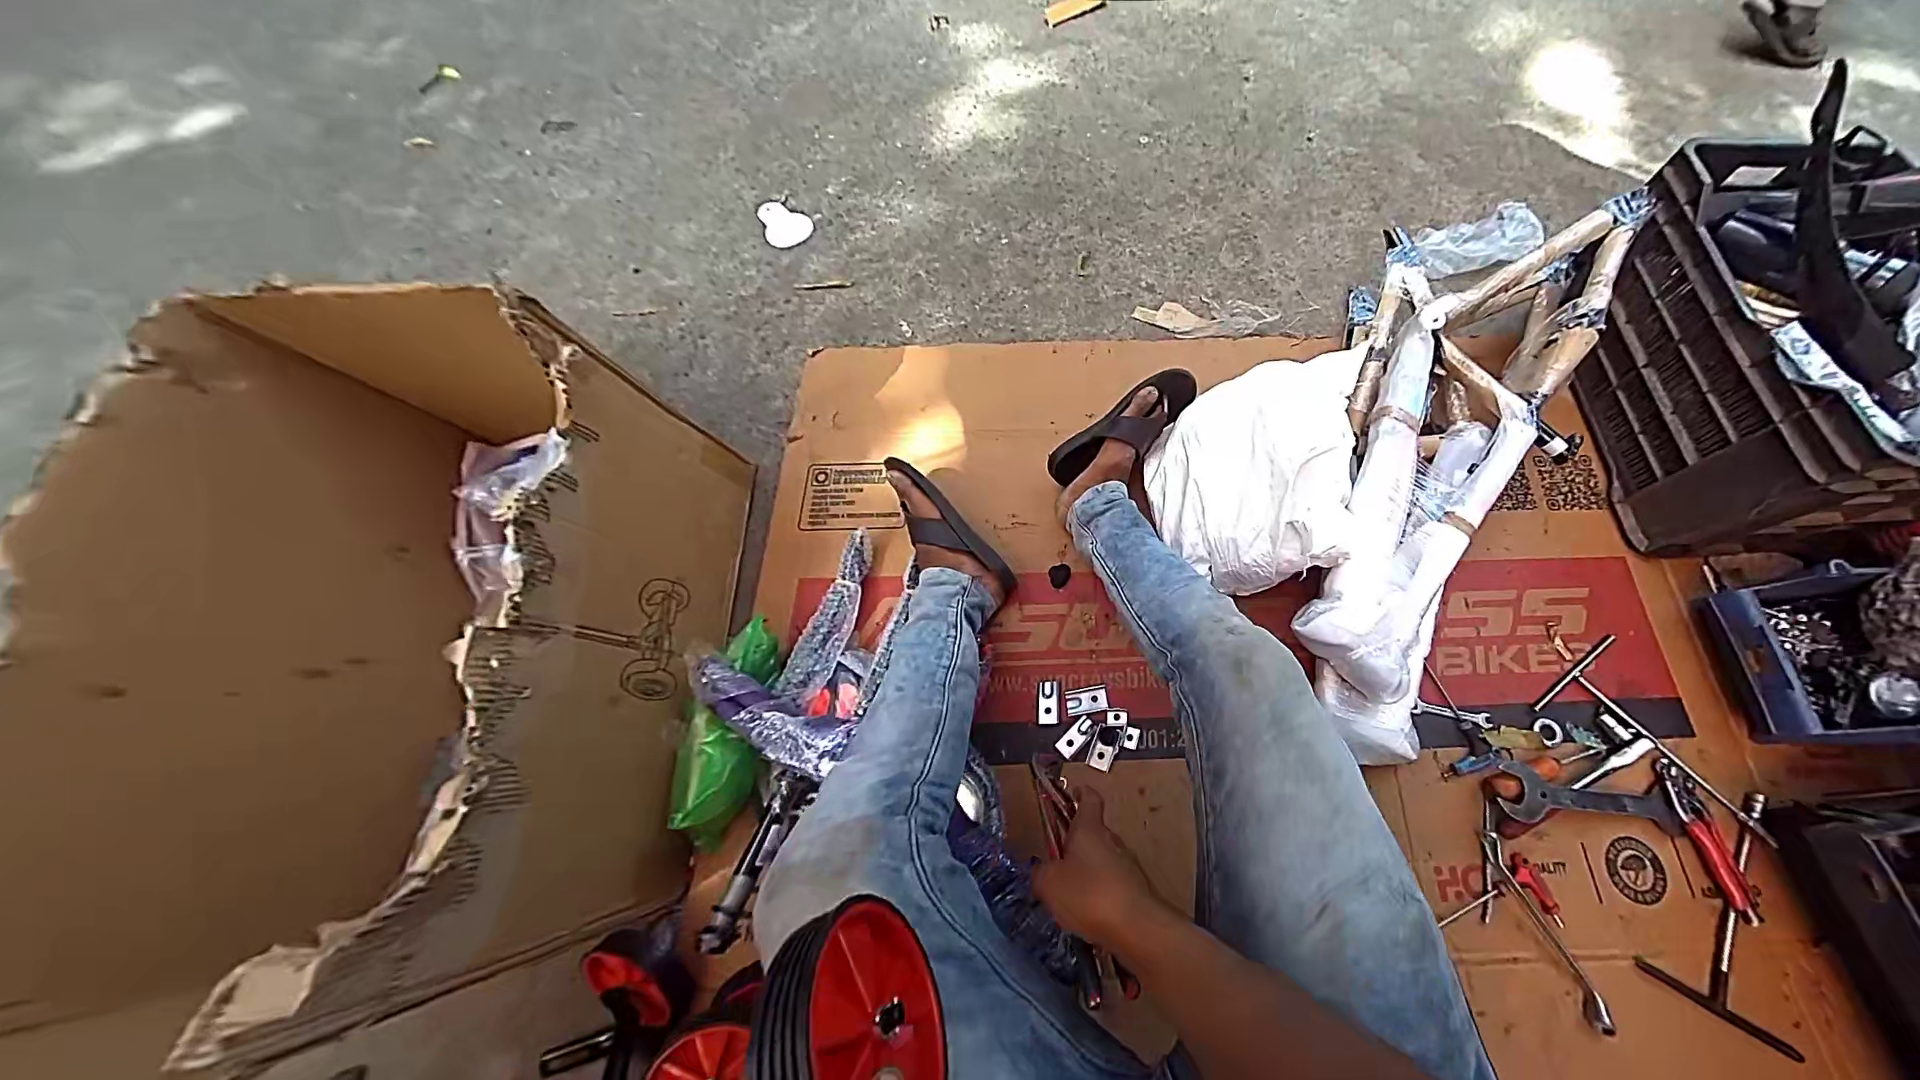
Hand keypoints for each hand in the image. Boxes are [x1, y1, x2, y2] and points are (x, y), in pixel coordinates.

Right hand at [1031, 787, 1172, 950]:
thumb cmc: (1090, 894)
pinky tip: (1090, 915)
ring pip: (1103, 860)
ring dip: (1088, 871)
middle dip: (1076, 844)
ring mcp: (1128, 866)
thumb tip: (1041, 870)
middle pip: (1093, 833)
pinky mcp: (1137, 892)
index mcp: (1089, 829)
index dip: (1080, 793)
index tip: (1072, 793)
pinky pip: (1113, 885)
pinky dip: (1101, 895)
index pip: (1089, 799)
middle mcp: (1112, 841)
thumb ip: (1040, 873)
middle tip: (1057, 861)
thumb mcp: (1049, 884)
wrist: (1138, 930)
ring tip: (1071, 896)